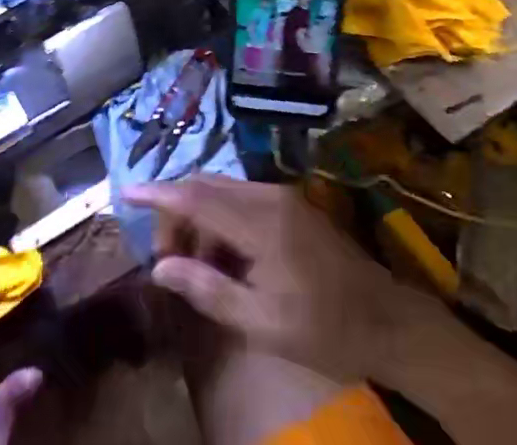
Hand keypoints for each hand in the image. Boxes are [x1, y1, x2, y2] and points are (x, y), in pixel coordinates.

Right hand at [123, 175, 469, 389]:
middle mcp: (268, 197)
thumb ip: (207, 290)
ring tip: (192, 262)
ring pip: (220, 189)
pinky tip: (221, 254)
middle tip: (166, 258)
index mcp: (261, 223)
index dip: (157, 193)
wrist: (390, 322)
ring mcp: (282, 196)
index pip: (195, 197)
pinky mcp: (290, 204)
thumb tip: (160, 268)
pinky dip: (218, 217)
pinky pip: (239, 197)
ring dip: (197, 216)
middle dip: (175, 213)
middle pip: (203, 186)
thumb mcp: (262, 323)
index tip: (126, 192)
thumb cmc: (326, 329)